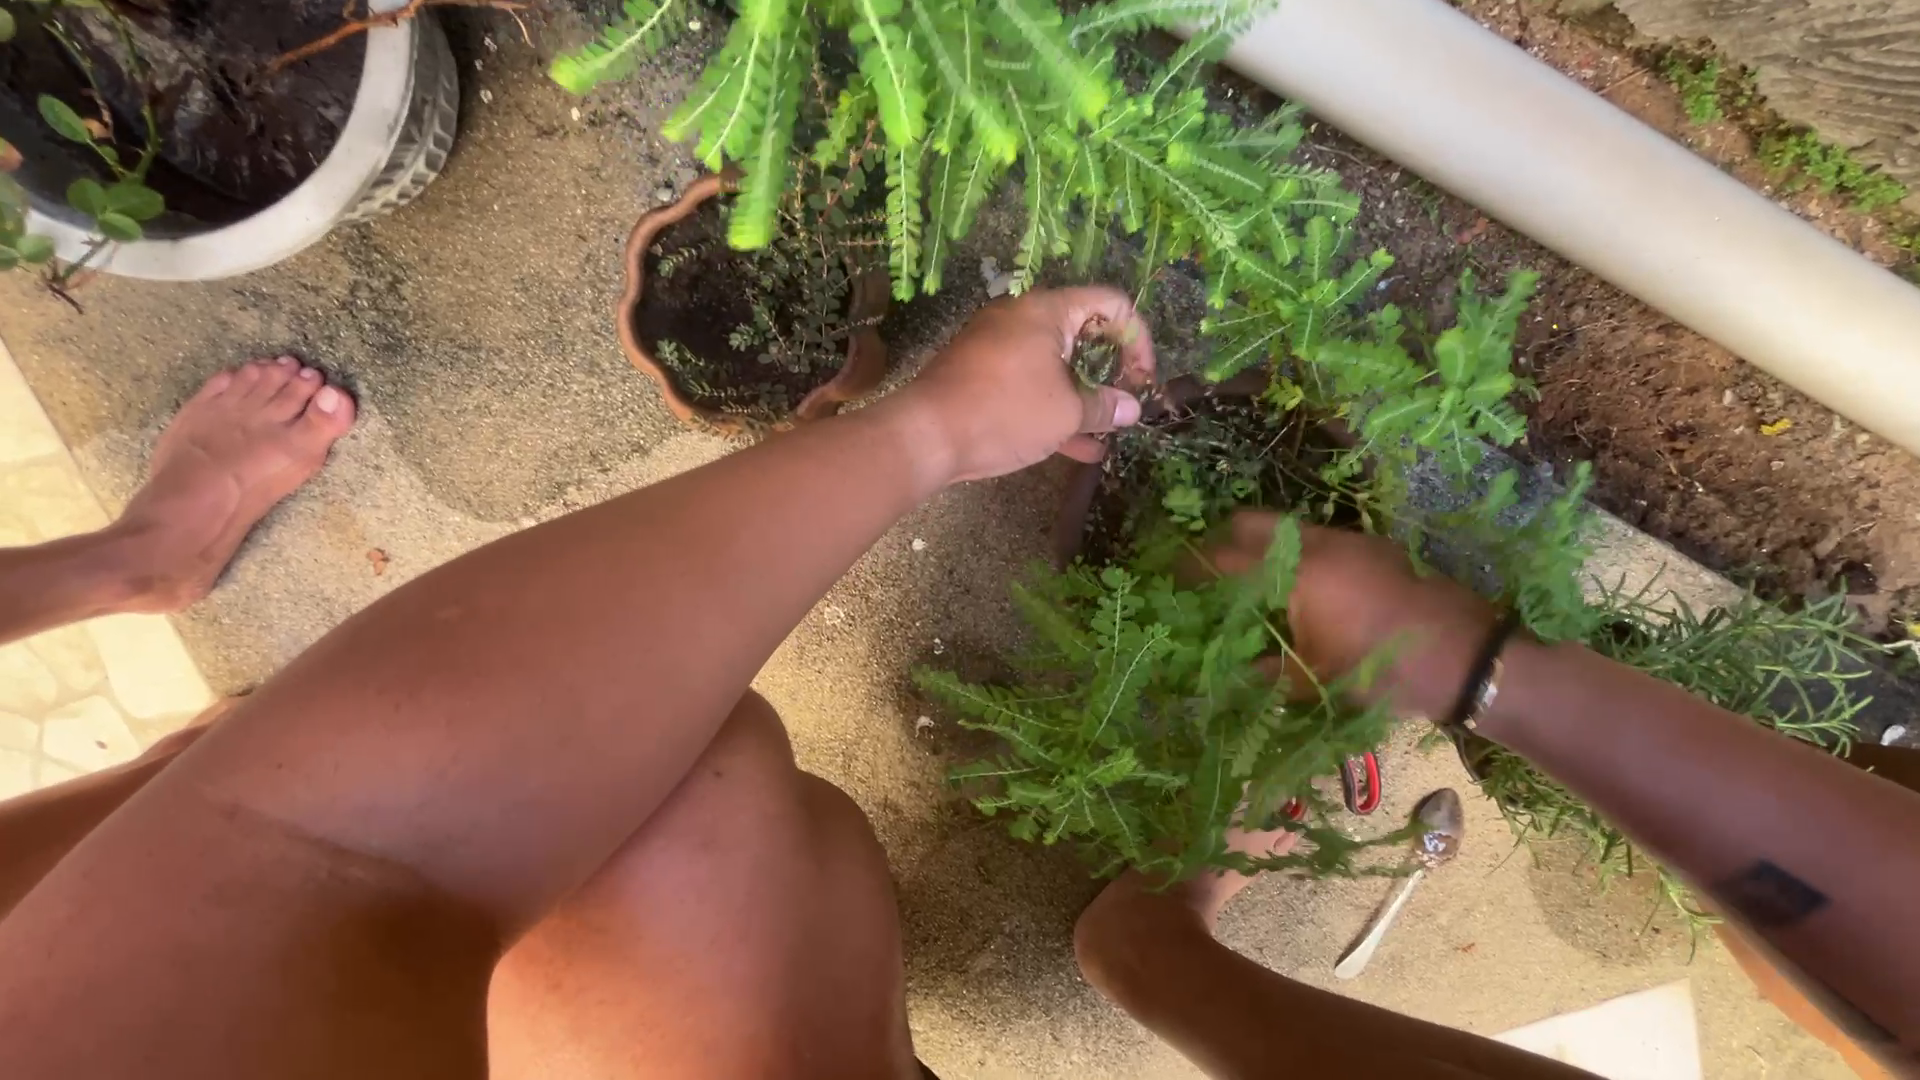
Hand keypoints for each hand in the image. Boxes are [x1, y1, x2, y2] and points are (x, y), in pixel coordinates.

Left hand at [898, 287, 1154, 482]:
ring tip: (1107, 433)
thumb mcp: (1064, 412)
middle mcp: (1021, 319)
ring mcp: (997, 349)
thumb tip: (1131, 409)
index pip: (1112, 304)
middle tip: (1125, 406)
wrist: (926, 435)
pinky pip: (1029, 387)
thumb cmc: (1003, 412)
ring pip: (1055, 367)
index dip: (1138, 340)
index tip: (1144, 381)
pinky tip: (1078, 450)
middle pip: (1082, 334)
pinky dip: (1053, 410)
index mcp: (1047, 310)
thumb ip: (1104, 406)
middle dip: (1110, 372)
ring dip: (1083, 399)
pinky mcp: (980, 378)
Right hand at [1212, 513, 1496, 718]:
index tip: (1171, 575)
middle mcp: (1317, 545)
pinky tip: (1301, 586)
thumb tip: (1228, 675)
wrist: (1473, 658)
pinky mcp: (1373, 546)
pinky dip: (1294, 552)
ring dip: (1261, 546)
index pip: (1225, 559)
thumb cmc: (1386, 671)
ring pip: (1286, 527)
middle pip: (1251, 523)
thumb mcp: (1318, 681)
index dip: (1192, 566)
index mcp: (1296, 575)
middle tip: (1208, 570)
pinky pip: (1316, 538)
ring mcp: (1349, 540)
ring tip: (1251, 580)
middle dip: (1222, 540)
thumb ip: (1266, 674)